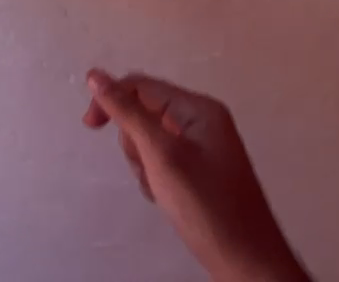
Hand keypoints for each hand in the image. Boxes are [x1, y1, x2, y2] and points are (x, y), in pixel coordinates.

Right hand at [83, 70, 309, 281]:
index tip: (90, 126)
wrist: (248, 266)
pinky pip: (162, 156)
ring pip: (149, 136)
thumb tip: (94, 76)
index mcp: (199, 109)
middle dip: (133, 138)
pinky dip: (154, 173)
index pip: (140, 86)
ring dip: (142, 159)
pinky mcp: (202, 170)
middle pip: (144, 110)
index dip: (110, 99)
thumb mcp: (160, 153)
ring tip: (157, 185)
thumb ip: (126, 111)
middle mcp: (203, 122)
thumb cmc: (205, 204)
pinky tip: (165, 194)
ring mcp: (204, 147)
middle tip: (145, 166)